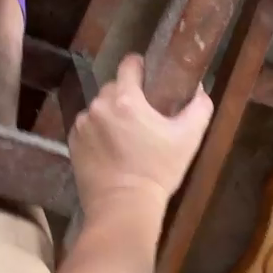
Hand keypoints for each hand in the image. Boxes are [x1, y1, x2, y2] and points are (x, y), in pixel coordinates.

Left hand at [68, 54, 213, 213]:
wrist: (124, 207)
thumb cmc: (159, 171)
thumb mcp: (188, 139)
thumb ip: (199, 108)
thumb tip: (200, 90)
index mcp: (126, 99)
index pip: (129, 65)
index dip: (140, 67)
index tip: (149, 76)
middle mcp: (99, 106)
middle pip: (113, 87)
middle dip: (127, 96)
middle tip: (142, 116)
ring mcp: (82, 125)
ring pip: (99, 108)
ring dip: (111, 115)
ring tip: (125, 137)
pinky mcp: (72, 143)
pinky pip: (87, 127)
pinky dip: (98, 132)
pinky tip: (110, 150)